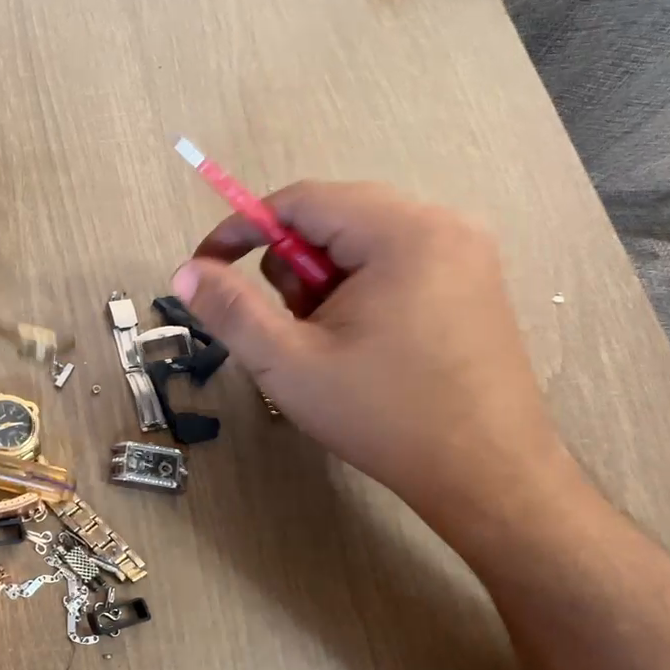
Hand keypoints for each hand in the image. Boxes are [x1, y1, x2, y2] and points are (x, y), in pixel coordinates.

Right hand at [174, 180, 580, 527]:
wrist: (484, 468)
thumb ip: (230, 309)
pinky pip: (392, 264)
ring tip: (322, 343)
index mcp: (402, 233)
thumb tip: (186, 271)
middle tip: (279, 326)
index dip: (241, 229)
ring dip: (320, 285)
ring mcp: (465, 253)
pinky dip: (354, 293)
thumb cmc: (380, 413)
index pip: (302, 200)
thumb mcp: (287, 362)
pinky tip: (356, 344)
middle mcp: (443, 225)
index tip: (205, 270)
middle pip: (332, 218)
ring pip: (360, 244)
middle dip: (287, 267)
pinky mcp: (471, 283)